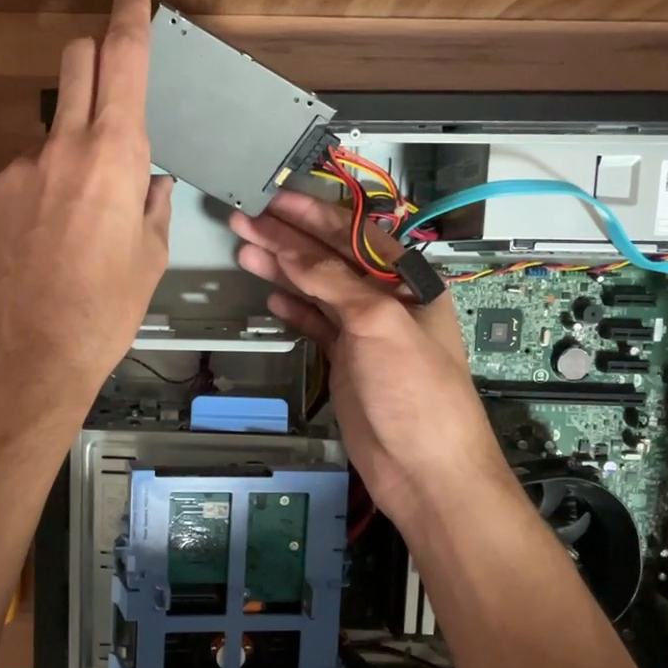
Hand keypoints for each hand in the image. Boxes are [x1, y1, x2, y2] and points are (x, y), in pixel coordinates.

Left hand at [0, 0, 171, 402]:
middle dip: (97, 58)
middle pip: (77, 65)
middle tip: (113, 89)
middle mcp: (62, 147)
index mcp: (115, 155)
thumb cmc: (108, 308)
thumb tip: (149, 181)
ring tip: (77, 217)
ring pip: (51, 130)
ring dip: (70, 147)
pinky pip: (25, 172)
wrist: (33, 351)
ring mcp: (19, 168)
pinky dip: (42, 188)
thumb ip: (152, 203)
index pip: (123, 58)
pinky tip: (45, 237)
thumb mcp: (152, 256)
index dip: (129, 13)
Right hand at [230, 192, 518, 529]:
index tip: (272, 199)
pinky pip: (314, 324)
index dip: (310, 214)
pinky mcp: (346, 361)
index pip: (353, 234)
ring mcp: (363, 332)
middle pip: (328, 258)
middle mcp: (385, 301)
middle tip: (243, 219)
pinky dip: (292, 308)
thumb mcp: (379, 324)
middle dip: (286, 237)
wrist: (424, 469)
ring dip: (281, 267)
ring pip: (316, 288)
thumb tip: (293, 250)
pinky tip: (271, 294)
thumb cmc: (418, 394)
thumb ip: (335, 283)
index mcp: (407, 282)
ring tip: (243, 248)